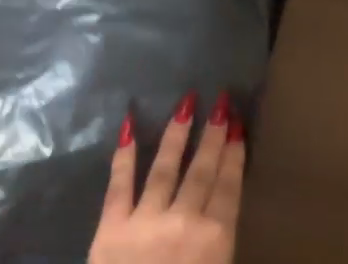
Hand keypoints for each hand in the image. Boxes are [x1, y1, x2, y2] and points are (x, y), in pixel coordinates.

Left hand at [90, 93, 245, 263]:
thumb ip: (222, 245)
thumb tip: (224, 216)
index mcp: (215, 239)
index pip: (229, 186)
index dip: (234, 153)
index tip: (238, 124)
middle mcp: (184, 221)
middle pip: (203, 171)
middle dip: (214, 135)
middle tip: (221, 102)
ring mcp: (145, 221)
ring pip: (166, 168)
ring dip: (178, 134)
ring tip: (187, 103)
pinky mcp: (109, 229)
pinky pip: (119, 186)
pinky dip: (123, 155)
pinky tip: (128, 125)